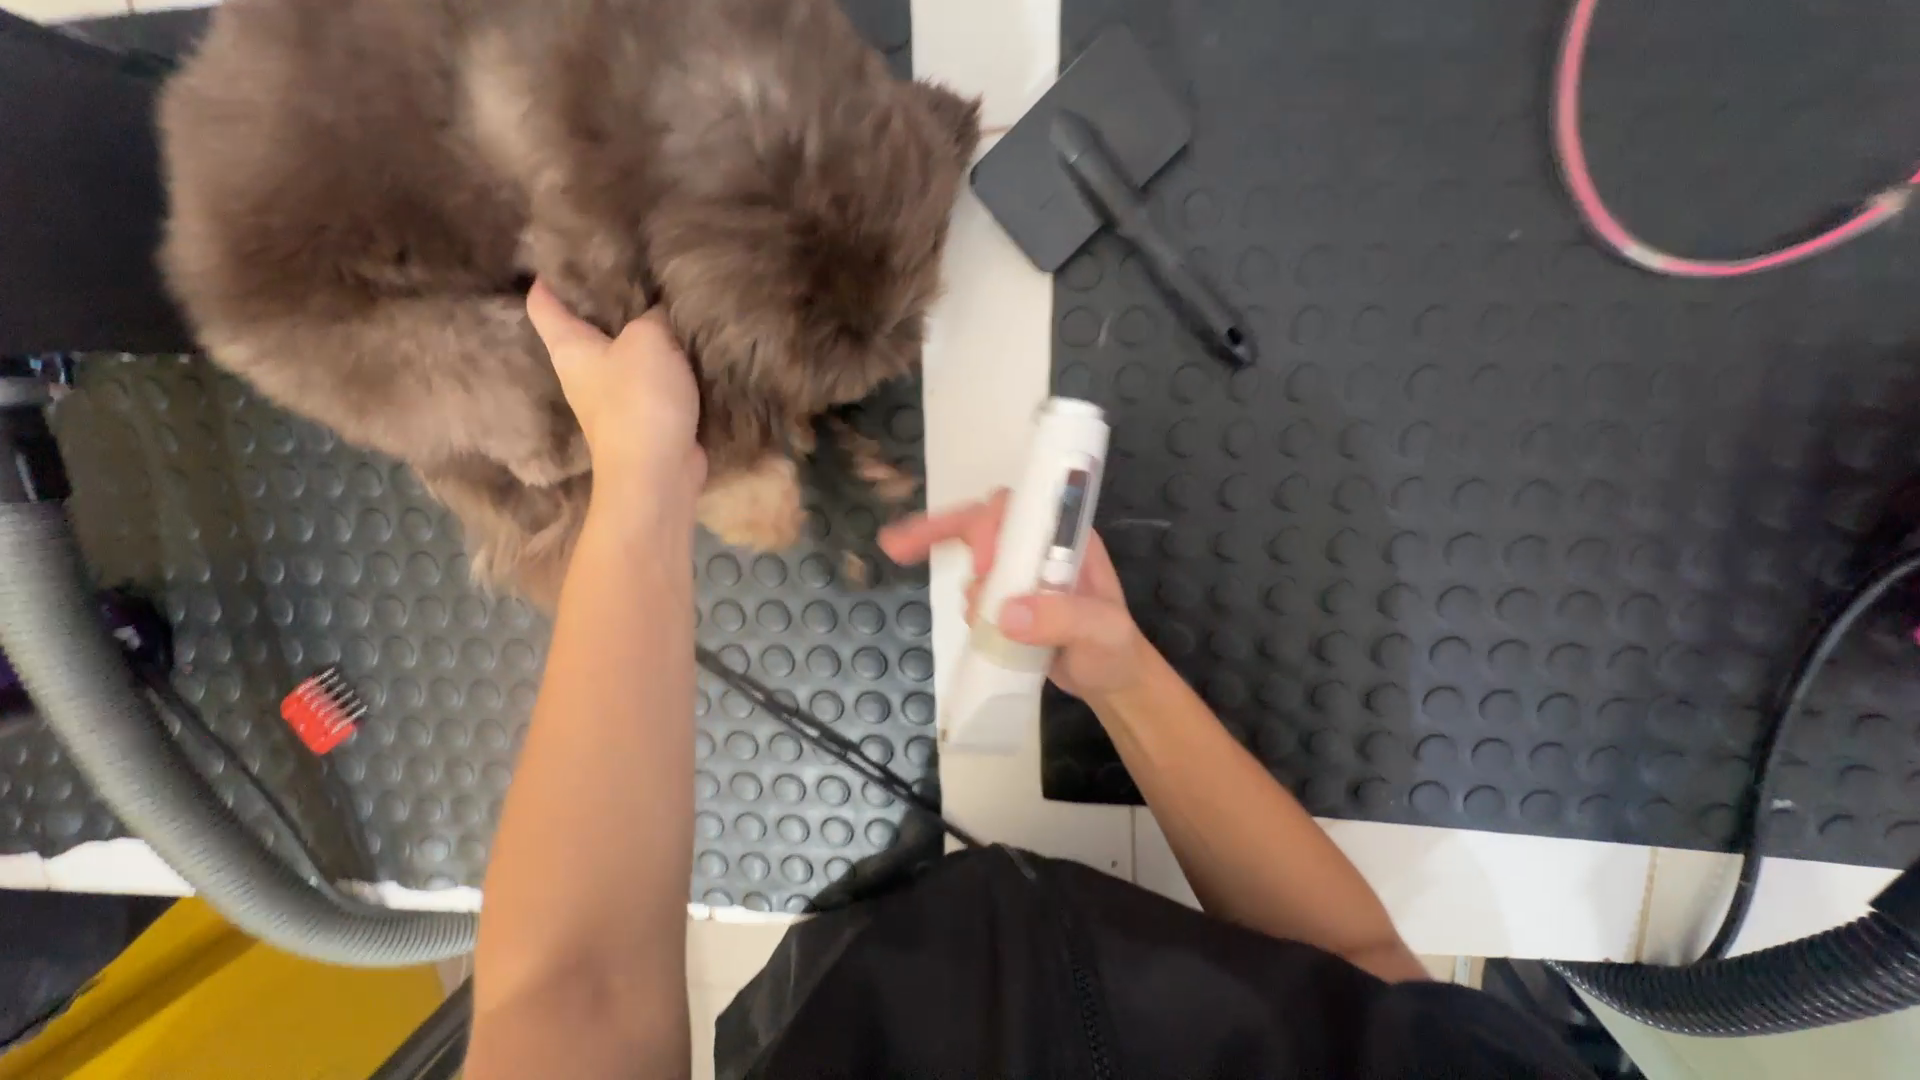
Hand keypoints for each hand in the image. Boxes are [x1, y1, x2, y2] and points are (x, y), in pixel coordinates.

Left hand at [526, 280, 703, 491]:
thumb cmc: (639, 400)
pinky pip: (653, 379)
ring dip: (641, 334)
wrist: (658, 474)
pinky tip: (687, 347)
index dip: (549, 274)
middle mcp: (584, 372)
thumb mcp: (649, 338)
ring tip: (665, 302)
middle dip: (605, 299)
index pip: (543, 302)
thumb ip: (656, 314)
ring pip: (624, 353)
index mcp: (569, 347)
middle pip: (586, 325)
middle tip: (634, 267)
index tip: (563, 250)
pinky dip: (666, 364)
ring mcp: (614, 399)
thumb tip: (663, 307)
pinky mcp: (646, 418)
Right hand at [879, 490, 1148, 703]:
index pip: (1021, 509)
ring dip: (971, 586)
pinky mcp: (1008, 603)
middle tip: (918, 555)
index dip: (991, 524)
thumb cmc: (1115, 650)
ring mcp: (1022, 576)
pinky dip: (970, 608)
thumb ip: (1062, 618)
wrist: (1111, 684)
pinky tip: (983, 631)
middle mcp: (1040, 549)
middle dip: (948, 531)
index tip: (984, 566)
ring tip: (986, 621)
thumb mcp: (1101, 630)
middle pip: (986, 521)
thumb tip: (1006, 613)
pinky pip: (976, 593)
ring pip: (976, 559)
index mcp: (1067, 540)